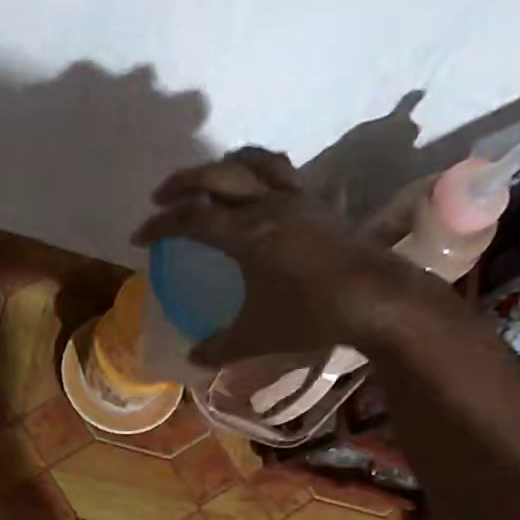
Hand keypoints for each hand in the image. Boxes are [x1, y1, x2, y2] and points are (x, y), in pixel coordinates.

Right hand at [131, 147, 449, 364]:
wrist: (379, 301)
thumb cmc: (313, 316)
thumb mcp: (258, 337)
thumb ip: (220, 347)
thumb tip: (194, 358)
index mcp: (246, 234)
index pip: (191, 218)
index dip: (159, 225)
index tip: (139, 236)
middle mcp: (268, 204)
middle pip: (215, 175)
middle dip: (181, 181)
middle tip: (161, 197)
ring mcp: (298, 198)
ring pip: (254, 161)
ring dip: (223, 165)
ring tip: (209, 180)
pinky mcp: (320, 203)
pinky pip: (285, 172)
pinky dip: (262, 172)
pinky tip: (260, 190)